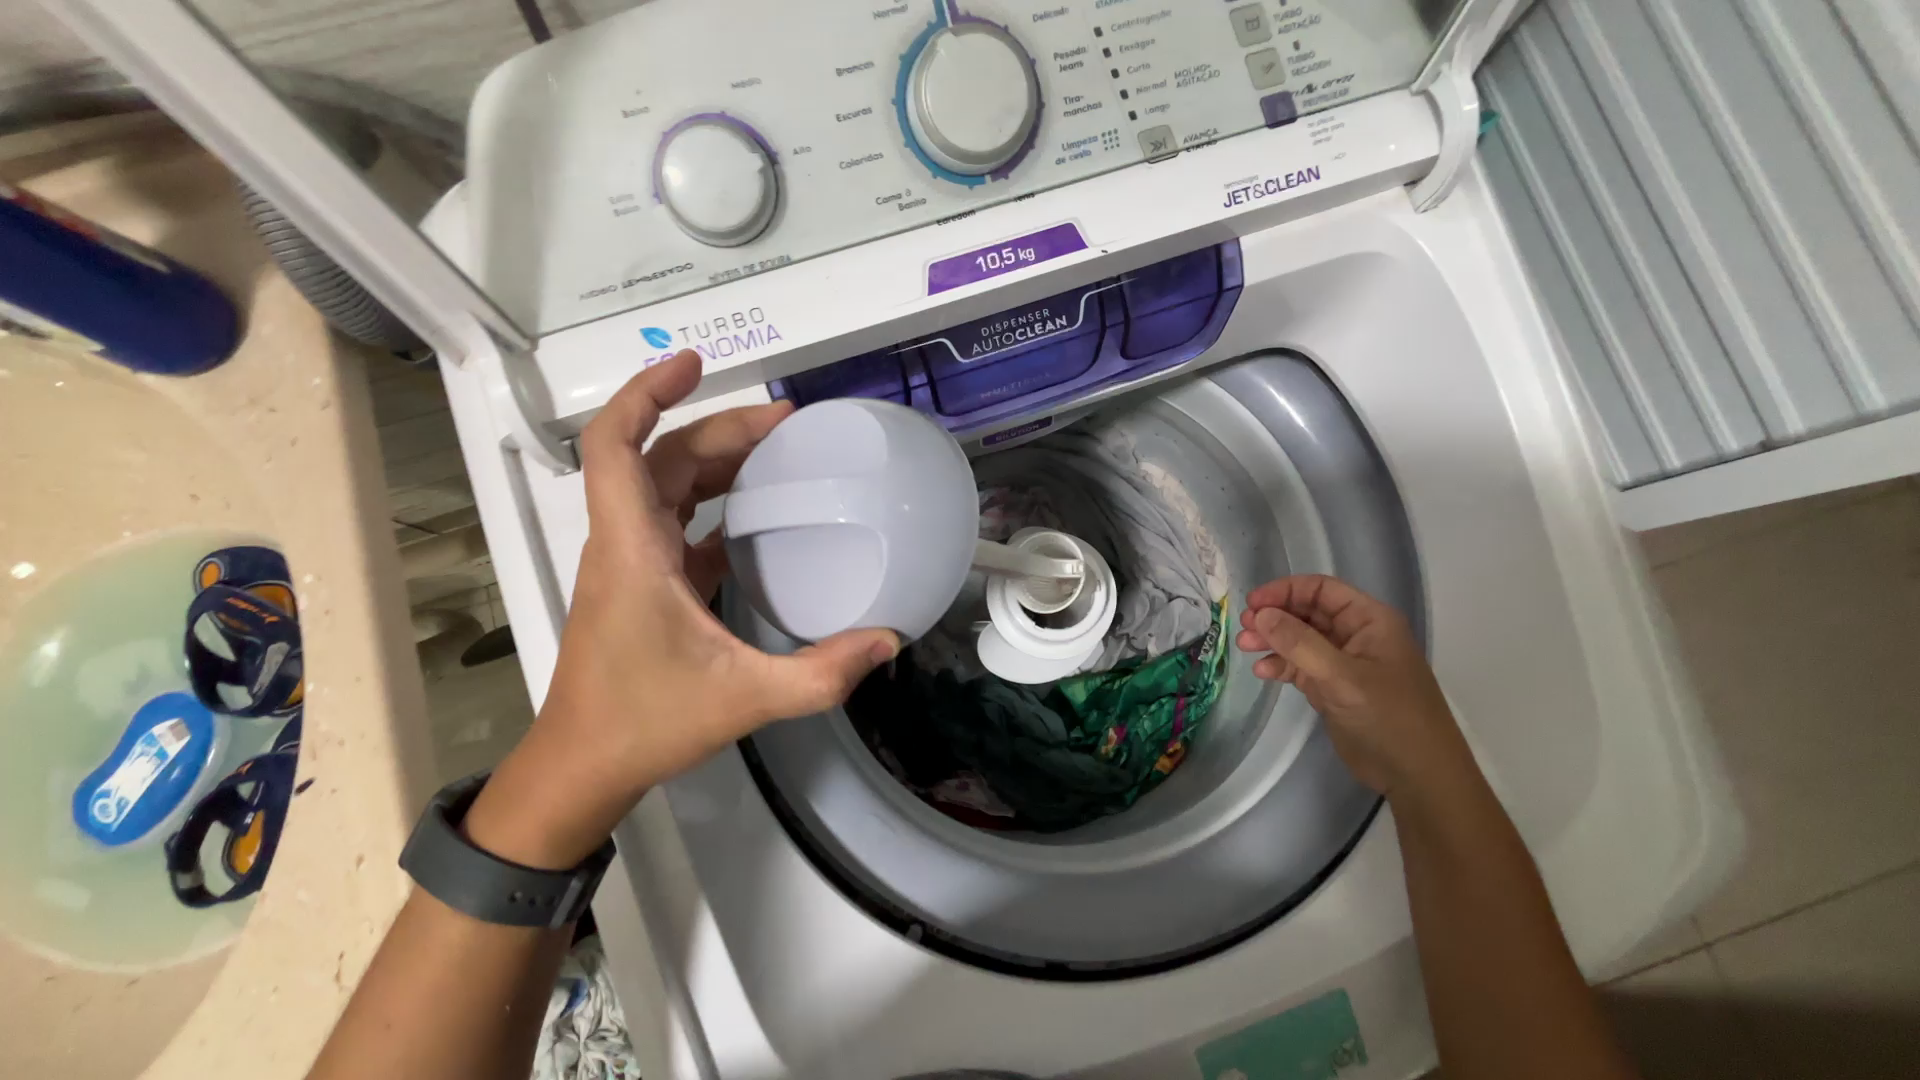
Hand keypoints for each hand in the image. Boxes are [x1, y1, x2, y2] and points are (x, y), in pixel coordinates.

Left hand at [462, 352, 898, 868]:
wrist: (582, 768)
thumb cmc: (645, 723)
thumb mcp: (744, 698)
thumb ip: (822, 673)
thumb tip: (888, 641)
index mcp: (633, 549)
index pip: (616, 445)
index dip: (647, 392)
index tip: (694, 363)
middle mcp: (625, 544)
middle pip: (661, 458)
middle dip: (720, 429)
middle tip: (791, 426)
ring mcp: (631, 565)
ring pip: (667, 487)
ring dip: (716, 462)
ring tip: (781, 456)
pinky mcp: (643, 587)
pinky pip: (677, 525)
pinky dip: (714, 507)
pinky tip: (760, 519)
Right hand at [1237, 575, 1469, 797]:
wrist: (1417, 775)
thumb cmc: (1389, 717)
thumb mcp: (1342, 677)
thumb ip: (1300, 643)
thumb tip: (1261, 615)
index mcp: (1369, 621)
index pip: (1322, 590)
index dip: (1286, 591)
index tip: (1253, 605)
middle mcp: (1356, 636)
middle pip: (1308, 613)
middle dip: (1275, 617)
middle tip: (1244, 628)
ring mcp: (1344, 663)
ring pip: (1301, 640)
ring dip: (1273, 641)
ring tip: (1245, 647)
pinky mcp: (1333, 689)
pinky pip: (1301, 666)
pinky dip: (1281, 666)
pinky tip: (1263, 672)